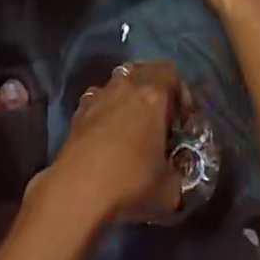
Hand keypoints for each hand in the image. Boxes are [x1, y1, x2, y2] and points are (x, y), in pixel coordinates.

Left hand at [42, 61, 183, 225]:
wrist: (76, 189)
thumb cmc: (129, 180)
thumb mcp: (167, 189)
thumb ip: (177, 178)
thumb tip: (176, 181)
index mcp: (154, 95)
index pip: (172, 72)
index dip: (181, 91)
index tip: (182, 118)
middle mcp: (127, 86)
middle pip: (145, 70)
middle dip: (155, 88)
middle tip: (159, 117)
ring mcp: (100, 95)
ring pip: (120, 81)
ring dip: (129, 95)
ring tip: (131, 123)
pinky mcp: (79, 111)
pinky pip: (98, 98)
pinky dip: (106, 108)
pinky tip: (106, 133)